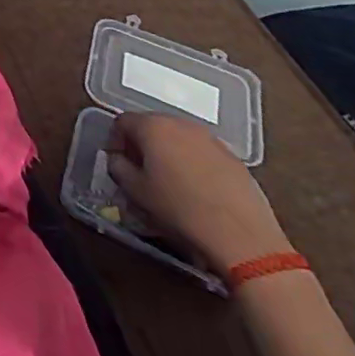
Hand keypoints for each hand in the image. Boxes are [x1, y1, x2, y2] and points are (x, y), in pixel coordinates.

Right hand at [105, 112, 289, 272]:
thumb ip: (118, 168)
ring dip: (167, 151)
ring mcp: (209, 138)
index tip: (118, 162)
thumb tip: (118, 160)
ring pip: (178, 136)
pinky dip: (191, 161)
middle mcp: (181, 124)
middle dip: (141, 143)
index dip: (115, 140)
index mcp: (153, 127)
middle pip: (151, 125)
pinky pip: (200, 151)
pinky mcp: (231, 155)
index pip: (122, 121)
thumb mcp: (136, 191)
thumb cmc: (178, 208)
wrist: (240, 234)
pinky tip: (196, 188)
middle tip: (139, 170)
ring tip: (169, 180)